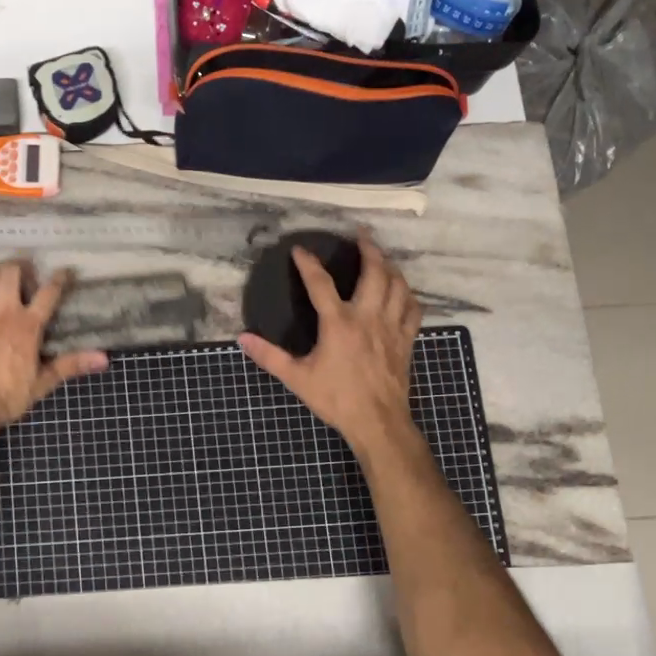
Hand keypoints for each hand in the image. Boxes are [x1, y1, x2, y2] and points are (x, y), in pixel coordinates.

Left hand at [0, 260, 108, 436]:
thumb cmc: (9, 397)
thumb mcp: (43, 382)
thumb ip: (72, 365)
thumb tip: (104, 359)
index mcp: (29, 326)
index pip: (48, 293)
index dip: (59, 279)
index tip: (65, 272)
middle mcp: (5, 313)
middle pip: (12, 274)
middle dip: (20, 268)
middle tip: (25, 275)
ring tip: (0, 278)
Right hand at [238, 230, 420, 459]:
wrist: (377, 420)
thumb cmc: (335, 398)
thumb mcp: (297, 378)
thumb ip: (269, 356)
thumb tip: (243, 339)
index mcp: (339, 323)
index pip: (320, 284)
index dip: (308, 264)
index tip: (299, 250)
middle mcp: (368, 316)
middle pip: (375, 271)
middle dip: (369, 249)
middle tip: (361, 236)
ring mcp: (391, 326)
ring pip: (398, 284)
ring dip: (390, 267)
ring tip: (382, 258)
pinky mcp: (406, 339)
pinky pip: (413, 308)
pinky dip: (408, 295)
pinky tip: (403, 293)